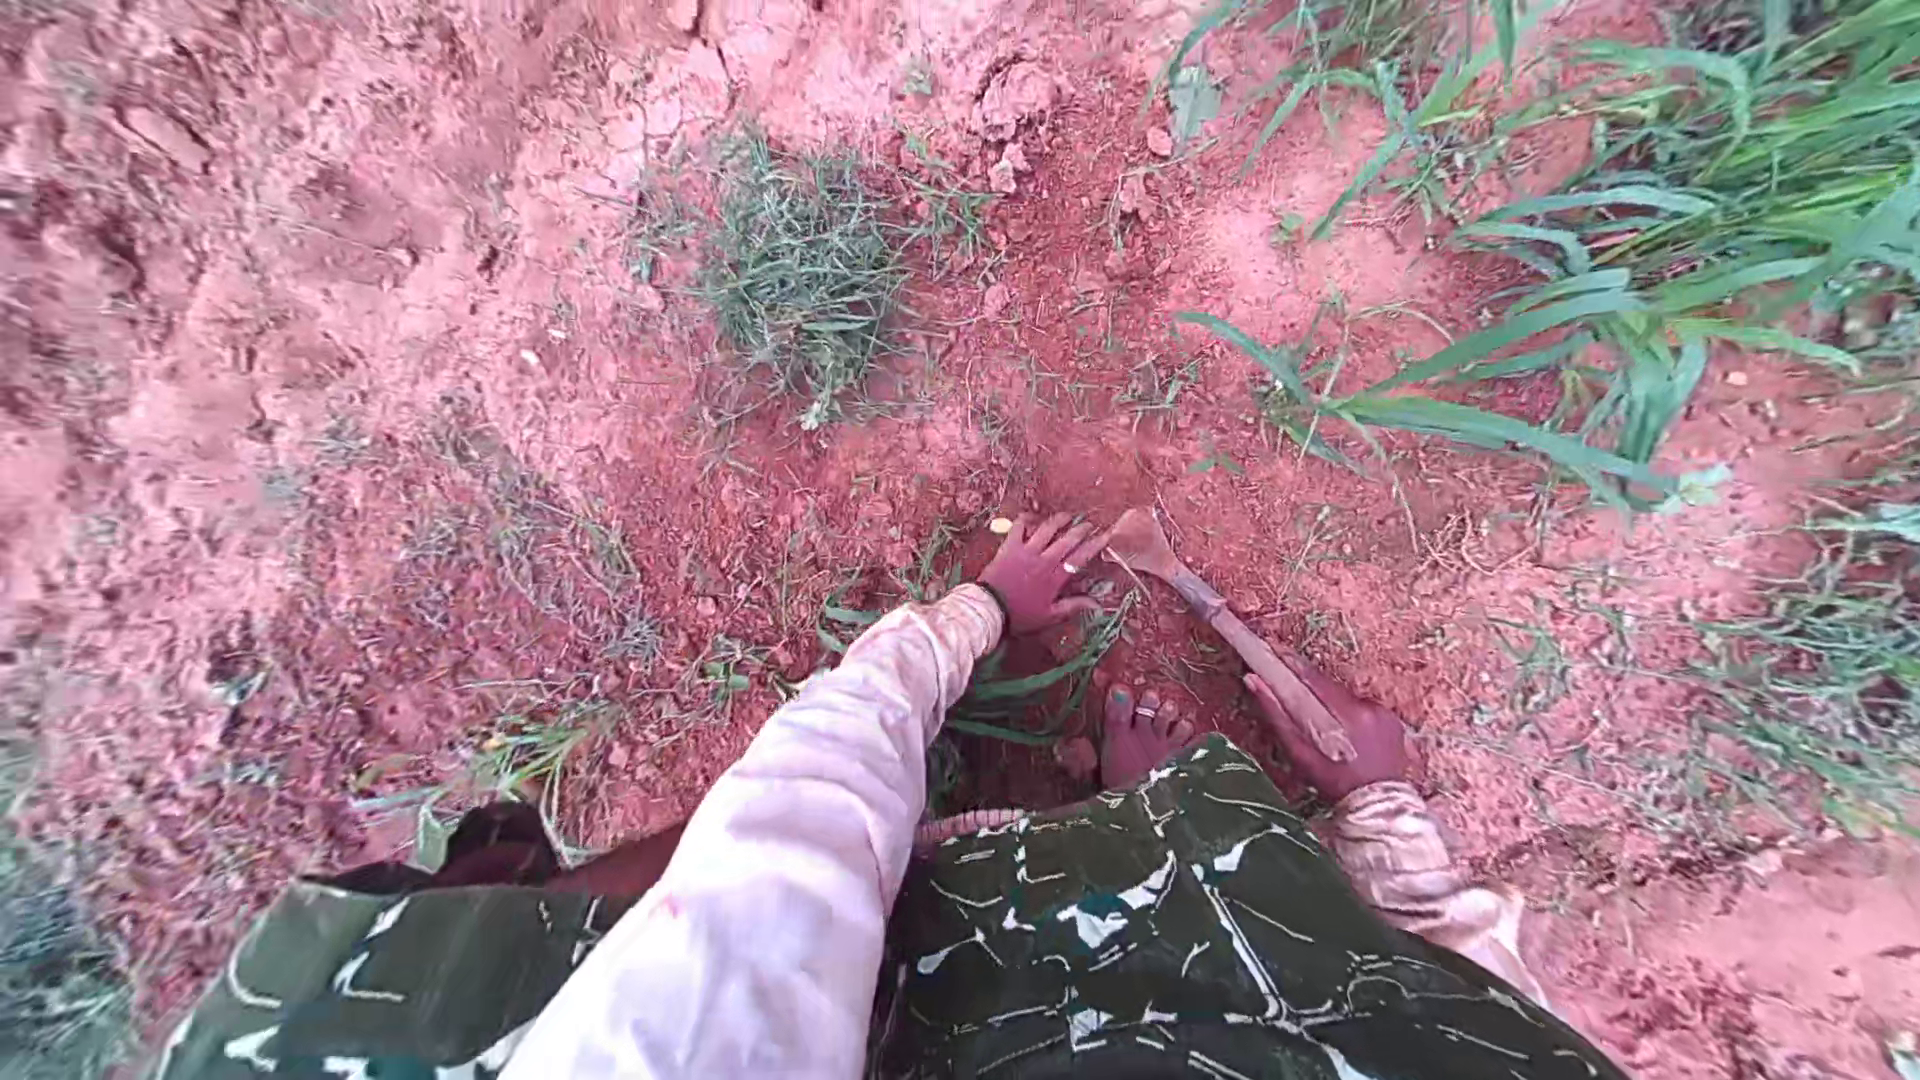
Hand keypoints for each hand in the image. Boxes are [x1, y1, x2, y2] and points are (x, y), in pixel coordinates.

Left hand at [977, 512, 1112, 635]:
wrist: (990, 608)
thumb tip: (1097, 603)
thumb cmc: (1020, 616)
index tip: (1105, 536)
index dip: (1095, 545)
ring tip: (1067, 516)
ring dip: (1059, 520)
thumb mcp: (1050, 616)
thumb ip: (1073, 606)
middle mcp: (1044, 560)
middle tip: (1089, 524)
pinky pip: (1019, 527)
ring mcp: (1026, 551)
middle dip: (1080, 529)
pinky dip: (1027, 520)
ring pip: (1047, 529)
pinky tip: (1032, 517)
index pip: (1080, 557)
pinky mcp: (1009, 546)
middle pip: (1067, 539)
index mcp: (1055, 578)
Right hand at [1244, 647, 1407, 801]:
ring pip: (1345, 696)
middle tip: (1286, 676)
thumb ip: (1276, 714)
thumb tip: (1252, 680)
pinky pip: (1362, 707)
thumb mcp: (1298, 751)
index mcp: (1345, 714)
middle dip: (1307, 681)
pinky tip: (1340, 725)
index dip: (1292, 663)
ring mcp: (1384, 713)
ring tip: (1315, 711)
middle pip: (1329, 685)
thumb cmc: (1331, 781)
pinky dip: (1348, 711)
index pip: (1313, 677)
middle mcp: (1368, 707)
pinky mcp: (1393, 720)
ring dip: (1328, 699)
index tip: (1274, 649)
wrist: (1379, 806)